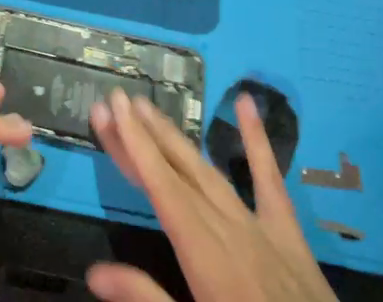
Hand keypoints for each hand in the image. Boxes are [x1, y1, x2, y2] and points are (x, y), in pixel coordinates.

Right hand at [88, 88, 336, 301]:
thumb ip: (146, 298)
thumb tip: (94, 272)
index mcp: (206, 255)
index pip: (162, 188)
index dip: (134, 145)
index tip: (113, 106)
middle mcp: (230, 230)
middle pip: (179, 173)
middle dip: (145, 134)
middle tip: (117, 99)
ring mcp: (261, 227)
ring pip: (210, 172)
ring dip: (176, 138)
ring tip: (149, 107)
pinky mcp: (288, 233)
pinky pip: (270, 180)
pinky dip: (257, 140)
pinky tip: (245, 102)